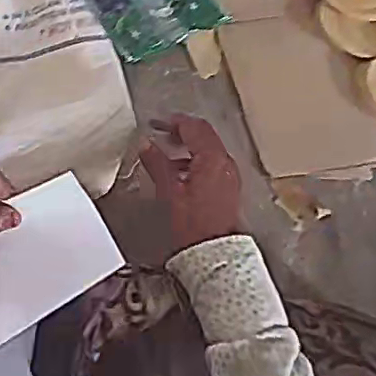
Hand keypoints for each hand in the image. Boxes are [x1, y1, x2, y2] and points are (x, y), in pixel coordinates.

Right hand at [137, 114, 241, 253]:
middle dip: (182, 131)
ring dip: (189, 145)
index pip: (194, 127)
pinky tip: (180, 171)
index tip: (157, 123)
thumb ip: (157, 162)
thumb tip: (146, 144)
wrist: (214, 253)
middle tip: (162, 132)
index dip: (174, 122)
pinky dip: (196, 159)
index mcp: (212, 158)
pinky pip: (213, 162)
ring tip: (167, 152)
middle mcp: (225, 162)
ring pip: (209, 148)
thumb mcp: (169, 191)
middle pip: (204, 134)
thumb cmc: (194, 226)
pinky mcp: (229, 186)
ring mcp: (229, 174)